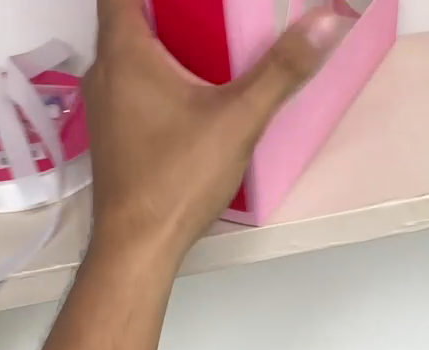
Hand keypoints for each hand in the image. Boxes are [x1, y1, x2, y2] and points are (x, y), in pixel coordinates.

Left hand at [81, 0, 350, 265]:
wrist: (137, 246)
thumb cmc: (175, 181)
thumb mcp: (238, 121)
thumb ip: (281, 71)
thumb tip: (325, 22)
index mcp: (123, 51)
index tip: (193, 3)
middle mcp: (103, 74)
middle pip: (126, 19)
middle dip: (165, 13)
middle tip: (206, 18)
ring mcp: (102, 112)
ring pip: (126, 60)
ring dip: (158, 51)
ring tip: (202, 55)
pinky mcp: (111, 142)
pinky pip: (128, 95)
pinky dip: (153, 86)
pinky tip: (187, 106)